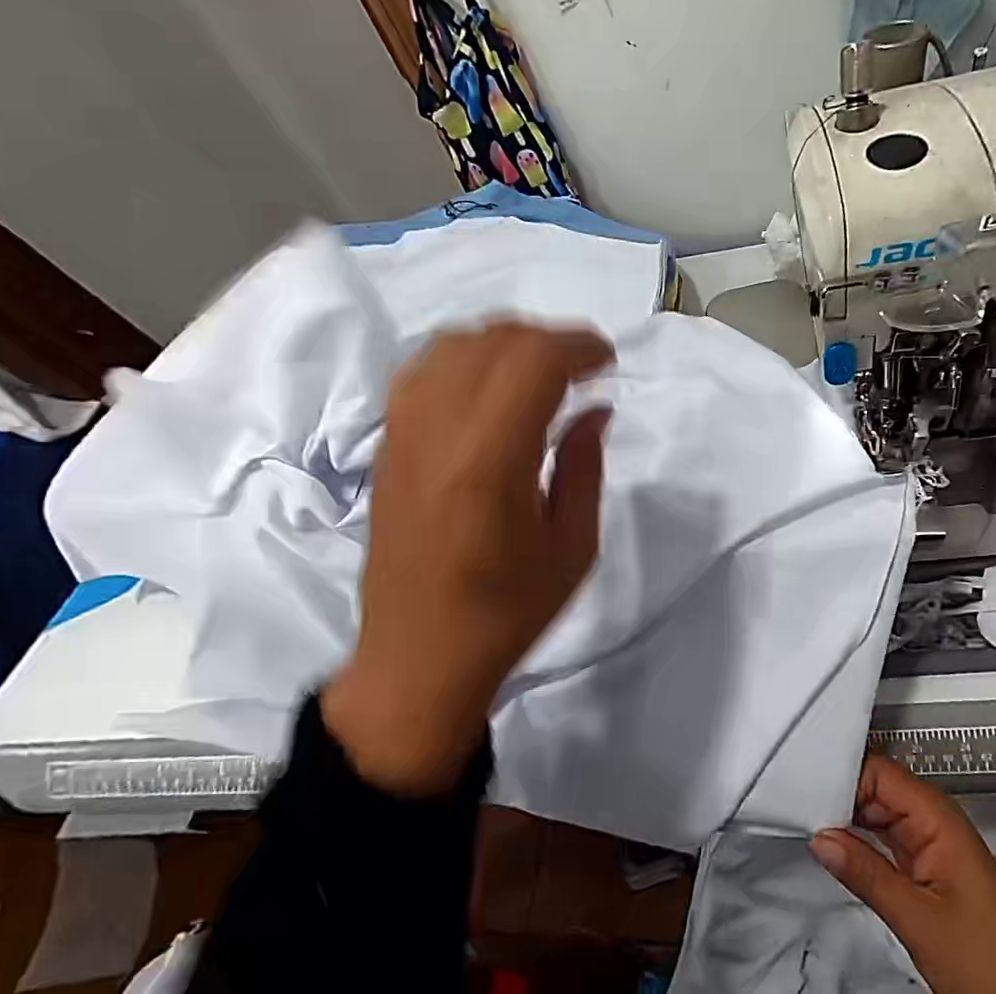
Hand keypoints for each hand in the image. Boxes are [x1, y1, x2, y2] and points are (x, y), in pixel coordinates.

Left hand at [323, 323, 613, 795]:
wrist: (419, 656)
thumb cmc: (508, 610)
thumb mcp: (574, 546)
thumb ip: (585, 466)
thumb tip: (594, 410)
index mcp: (490, 463)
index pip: (532, 363)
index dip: (578, 346)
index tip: (609, 362)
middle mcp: (438, 434)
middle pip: (492, 341)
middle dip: (549, 339)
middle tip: (584, 367)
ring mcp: (403, 435)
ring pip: (452, 345)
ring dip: (506, 342)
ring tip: (542, 370)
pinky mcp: (387, 446)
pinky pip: (423, 370)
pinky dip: (466, 358)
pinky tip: (491, 386)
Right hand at [811, 755, 995, 993]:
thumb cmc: (994, 961)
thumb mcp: (918, 918)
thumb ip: (866, 874)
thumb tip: (824, 839)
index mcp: (939, 817)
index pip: (881, 772)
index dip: (845, 775)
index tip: (810, 789)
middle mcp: (935, 821)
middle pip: (878, 786)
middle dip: (842, 794)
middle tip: (803, 807)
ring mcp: (931, 842)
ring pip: (879, 811)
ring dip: (849, 817)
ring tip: (814, 823)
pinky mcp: (926, 865)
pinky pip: (885, 836)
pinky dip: (860, 841)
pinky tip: (840, 848)